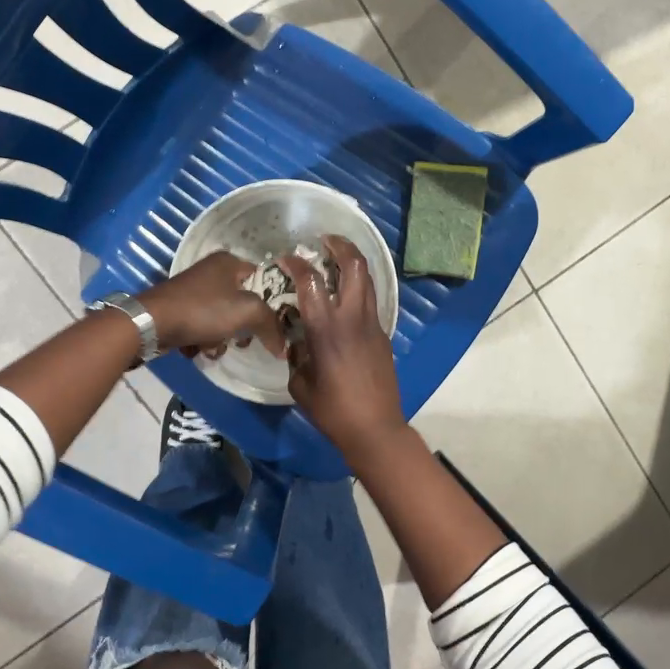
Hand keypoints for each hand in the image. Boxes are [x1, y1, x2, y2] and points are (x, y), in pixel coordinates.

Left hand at [139, 252, 284, 357]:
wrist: (151, 323)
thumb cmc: (203, 309)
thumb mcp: (247, 312)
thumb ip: (271, 325)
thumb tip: (283, 347)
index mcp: (230, 261)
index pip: (265, 280)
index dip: (273, 303)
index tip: (274, 325)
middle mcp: (213, 271)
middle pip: (245, 303)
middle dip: (243, 327)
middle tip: (241, 339)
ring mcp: (195, 290)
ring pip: (225, 318)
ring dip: (222, 338)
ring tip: (213, 346)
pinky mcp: (181, 308)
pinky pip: (205, 326)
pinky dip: (204, 339)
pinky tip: (197, 348)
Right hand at [281, 235, 406, 457]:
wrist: (375, 428)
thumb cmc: (333, 410)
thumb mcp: (300, 384)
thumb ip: (296, 355)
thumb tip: (297, 342)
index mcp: (327, 328)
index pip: (310, 280)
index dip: (296, 263)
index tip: (286, 259)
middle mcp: (353, 317)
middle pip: (354, 265)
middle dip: (340, 246)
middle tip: (325, 241)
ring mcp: (373, 324)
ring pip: (368, 279)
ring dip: (353, 263)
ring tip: (337, 259)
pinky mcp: (383, 334)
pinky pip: (370, 300)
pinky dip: (359, 287)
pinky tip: (346, 295)